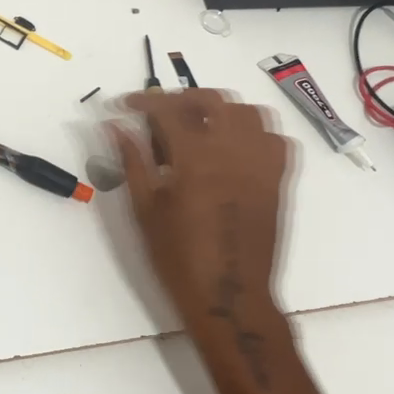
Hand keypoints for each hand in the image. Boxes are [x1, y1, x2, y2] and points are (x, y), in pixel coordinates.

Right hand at [107, 88, 291, 331]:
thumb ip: (132, 160)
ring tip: (198, 126)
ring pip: (249, 112)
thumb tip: (114, 125)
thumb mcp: (144, 208)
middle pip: (212, 99)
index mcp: (195, 159)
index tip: (124, 106)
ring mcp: (262, 165)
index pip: (168, 109)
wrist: (230, 295)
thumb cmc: (178, 256)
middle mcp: (233, 153)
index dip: (142, 101)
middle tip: (158, 113)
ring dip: (221, 110)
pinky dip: (255, 132)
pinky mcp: (279, 180)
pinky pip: (276, 139)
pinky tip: (233, 147)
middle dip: (181, 98)